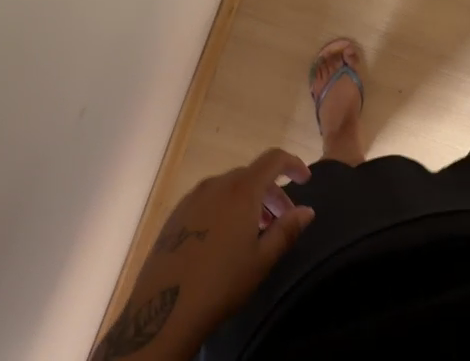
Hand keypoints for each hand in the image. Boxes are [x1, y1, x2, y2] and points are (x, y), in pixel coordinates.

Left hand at [95, 149, 314, 360]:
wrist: (163, 310)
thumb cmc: (221, 282)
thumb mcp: (262, 260)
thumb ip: (287, 230)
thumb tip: (307, 210)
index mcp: (241, 190)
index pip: (273, 159)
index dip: (293, 164)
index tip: (305, 180)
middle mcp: (216, 185)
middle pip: (252, 176)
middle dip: (272, 193)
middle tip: (281, 221)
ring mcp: (192, 198)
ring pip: (229, 188)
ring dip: (248, 202)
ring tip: (254, 232)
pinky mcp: (175, 214)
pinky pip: (209, 200)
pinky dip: (225, 208)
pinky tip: (224, 239)